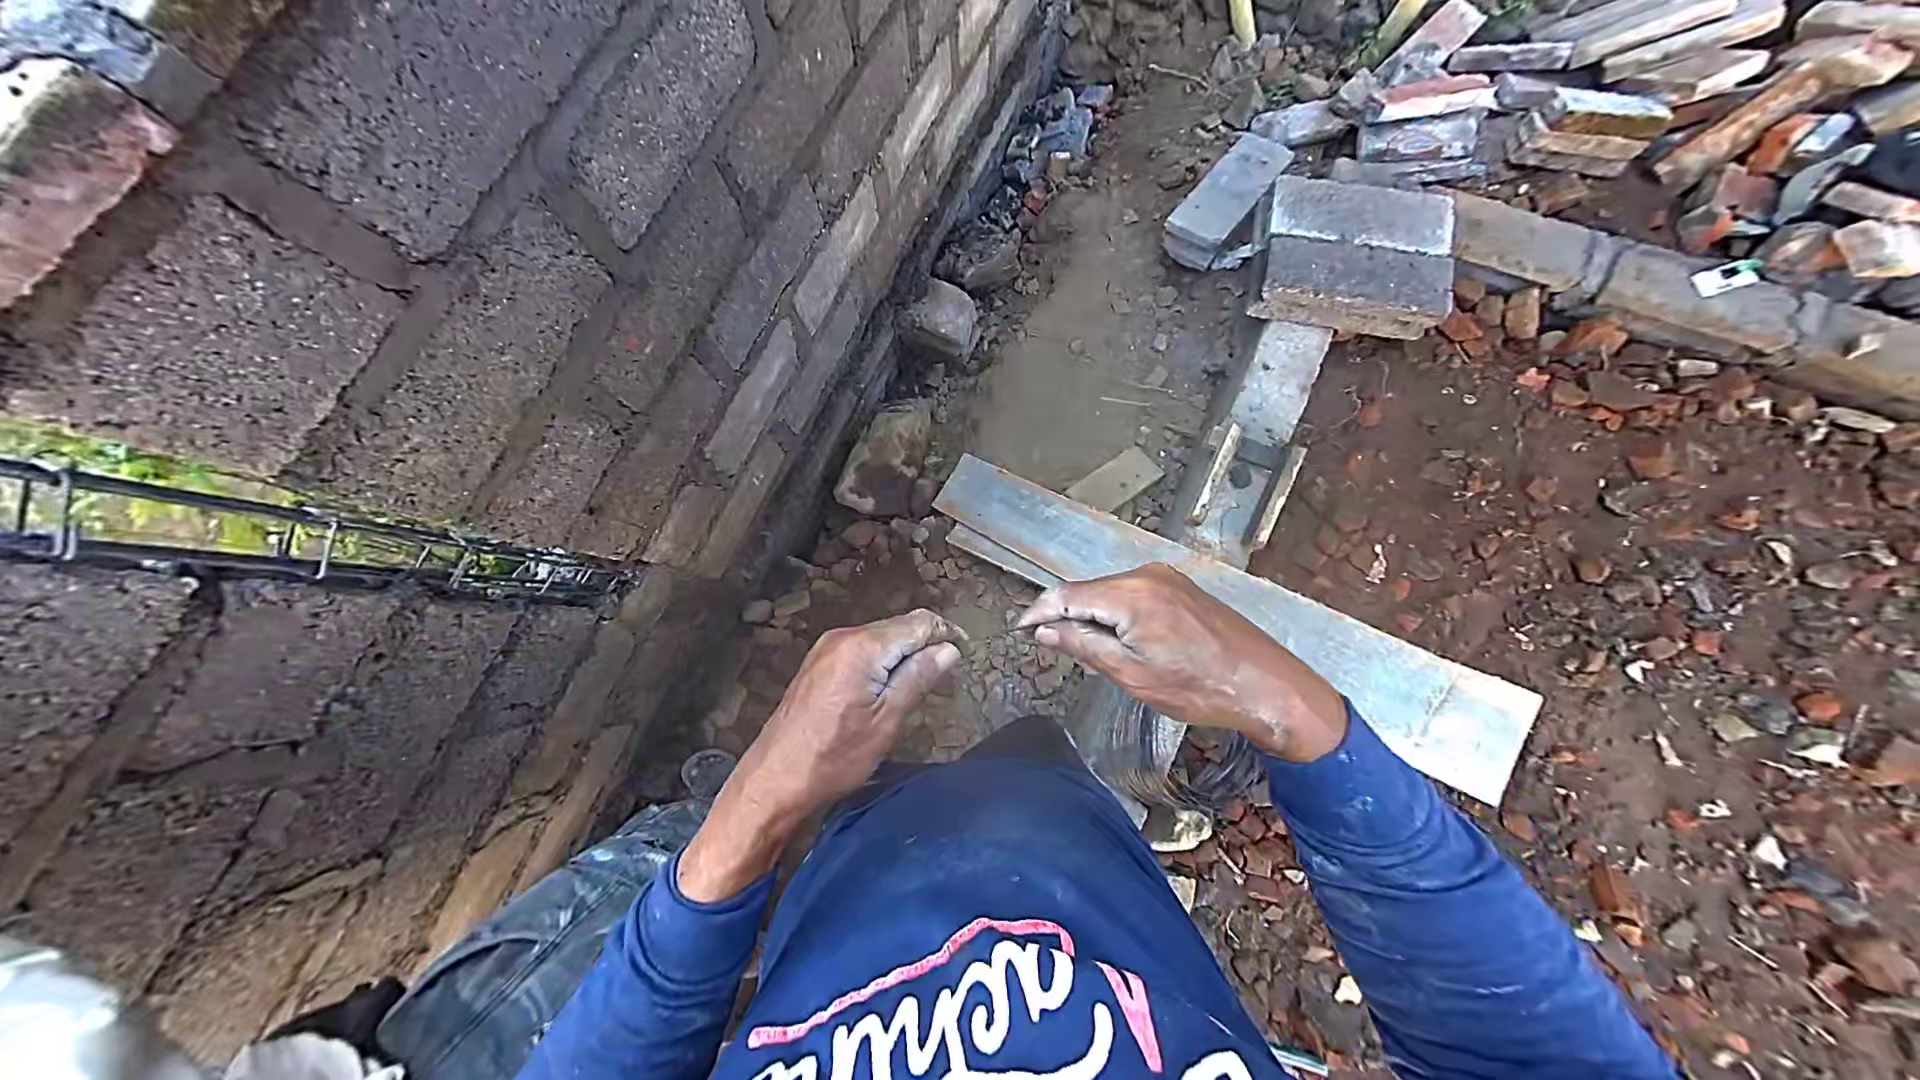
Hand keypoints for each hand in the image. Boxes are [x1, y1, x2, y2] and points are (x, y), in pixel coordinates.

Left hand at [677, 608, 964, 900]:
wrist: (775, 779)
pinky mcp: (820, 663)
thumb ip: (919, 677)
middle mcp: (843, 637)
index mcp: (862, 647)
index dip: (947, 636)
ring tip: (922, 686)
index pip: (919, 623)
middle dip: (928, 645)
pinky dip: (884, 662)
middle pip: (901, 627)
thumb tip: (949, 650)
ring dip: (907, 655)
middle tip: (947, 677)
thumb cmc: (832, 757)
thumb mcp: (886, 721)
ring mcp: (828, 648)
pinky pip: (864, 650)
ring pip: (883, 638)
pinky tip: (890, 689)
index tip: (965, 657)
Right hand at [1016, 563, 1346, 762]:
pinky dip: (1115, 614)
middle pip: (1086, 591)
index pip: (1065, 595)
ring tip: (1090, 652)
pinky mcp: (1179, 586)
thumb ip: (1082, 646)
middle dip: (1065, 617)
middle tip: (1054, 649)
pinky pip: (1131, 594)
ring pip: (1108, 593)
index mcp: (1130, 595)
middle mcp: (1145, 575)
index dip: (1038, 612)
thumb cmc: (1201, 687)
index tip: (1020, 629)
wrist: (1267, 685)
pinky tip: (1120, 640)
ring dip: (1091, 616)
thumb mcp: (1131, 674)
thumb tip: (1045, 631)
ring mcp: (1165, 577)